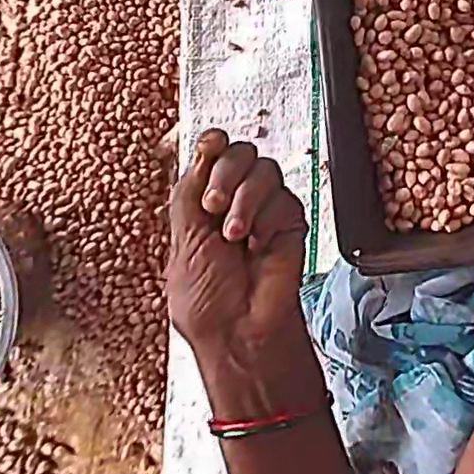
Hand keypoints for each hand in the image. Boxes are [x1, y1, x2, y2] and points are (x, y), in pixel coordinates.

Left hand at [166, 130, 320, 418]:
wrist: (239, 330)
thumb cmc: (206, 299)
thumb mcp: (182, 239)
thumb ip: (191, 189)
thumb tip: (203, 148)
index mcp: (205, 201)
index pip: (213, 154)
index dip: (213, 143)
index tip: (209, 146)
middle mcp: (236, 199)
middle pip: (240, 153)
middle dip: (227, 173)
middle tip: (214, 204)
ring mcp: (265, 208)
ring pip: (264, 170)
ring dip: (245, 200)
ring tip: (234, 234)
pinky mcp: (290, 219)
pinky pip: (283, 198)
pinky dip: (267, 220)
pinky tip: (258, 245)